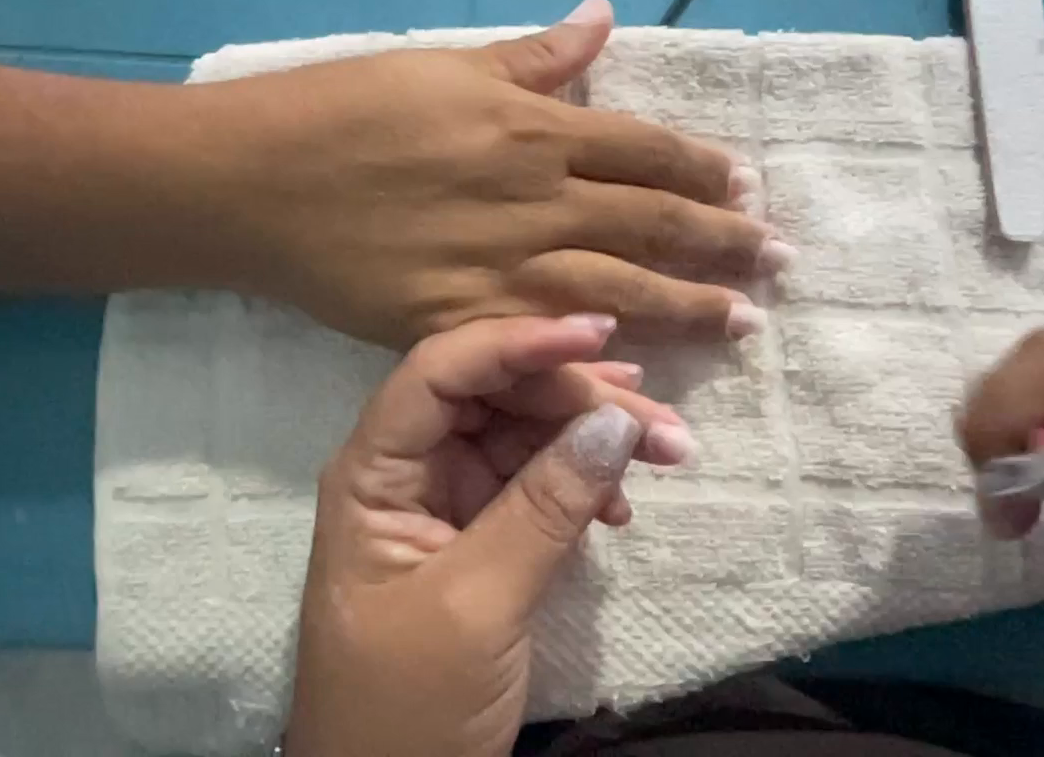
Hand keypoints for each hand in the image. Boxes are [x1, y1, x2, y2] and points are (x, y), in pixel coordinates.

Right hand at [201, 0, 785, 348]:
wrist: (258, 182)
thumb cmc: (345, 109)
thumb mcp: (444, 65)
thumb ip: (534, 55)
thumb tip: (605, 16)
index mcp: (533, 128)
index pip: (646, 151)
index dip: (704, 169)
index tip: (747, 187)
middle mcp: (535, 201)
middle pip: (651, 224)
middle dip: (723, 242)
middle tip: (779, 262)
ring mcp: (502, 270)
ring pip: (620, 292)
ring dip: (689, 306)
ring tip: (744, 324)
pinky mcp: (460, 325)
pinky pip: (547, 353)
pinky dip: (601, 373)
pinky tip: (650, 390)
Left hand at [287, 314, 695, 756]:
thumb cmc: (407, 707)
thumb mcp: (477, 604)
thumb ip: (545, 505)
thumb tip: (615, 420)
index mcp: (375, 468)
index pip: (441, 370)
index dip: (516, 340)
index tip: (595, 335)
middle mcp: (407, 464)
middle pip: (492, 395)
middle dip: (575, 397)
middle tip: (661, 421)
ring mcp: (446, 495)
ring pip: (522, 432)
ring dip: (592, 435)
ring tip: (668, 447)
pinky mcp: (481, 528)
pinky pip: (536, 478)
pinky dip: (583, 481)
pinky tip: (620, 503)